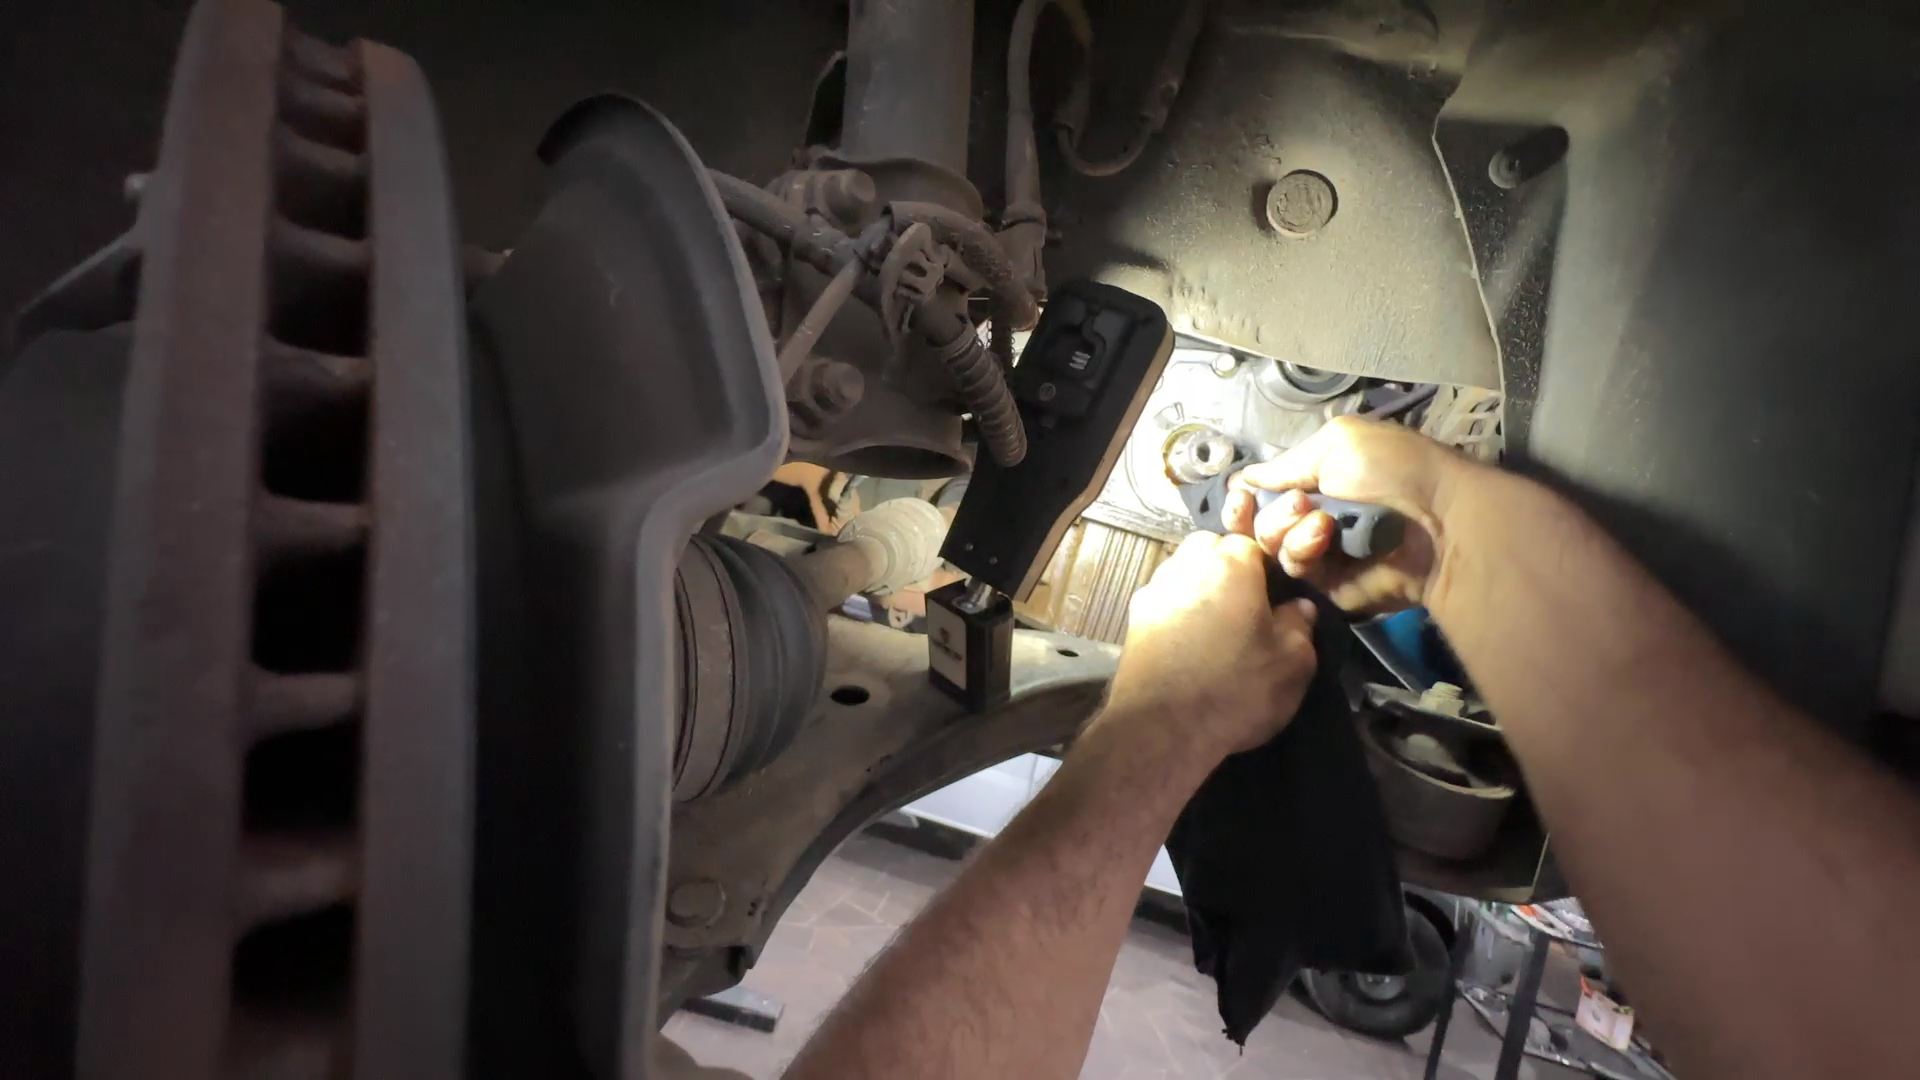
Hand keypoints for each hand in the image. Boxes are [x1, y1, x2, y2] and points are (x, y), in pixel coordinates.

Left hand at [1103, 532, 1318, 760]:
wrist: (1161, 727)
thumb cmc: (1234, 689)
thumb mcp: (1292, 662)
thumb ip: (1299, 625)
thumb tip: (1297, 607)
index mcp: (1227, 565)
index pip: (1249, 543)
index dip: (1265, 568)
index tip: (1274, 596)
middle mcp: (1183, 567)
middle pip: (1208, 551)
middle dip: (1226, 571)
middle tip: (1247, 609)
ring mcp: (1152, 592)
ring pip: (1181, 574)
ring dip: (1199, 590)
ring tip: (1218, 630)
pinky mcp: (1133, 619)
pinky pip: (1163, 602)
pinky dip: (1177, 613)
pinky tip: (1190, 644)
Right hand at [1222, 416, 1463, 613]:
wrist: (1441, 519)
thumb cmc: (1394, 471)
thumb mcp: (1338, 443)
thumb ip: (1284, 463)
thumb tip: (1243, 478)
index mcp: (1313, 484)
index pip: (1259, 497)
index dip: (1243, 498)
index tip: (1240, 495)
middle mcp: (1310, 521)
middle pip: (1257, 527)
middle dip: (1268, 515)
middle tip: (1298, 506)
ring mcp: (1319, 556)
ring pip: (1271, 551)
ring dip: (1287, 533)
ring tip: (1322, 524)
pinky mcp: (1328, 587)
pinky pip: (1294, 574)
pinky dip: (1303, 555)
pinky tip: (1324, 540)